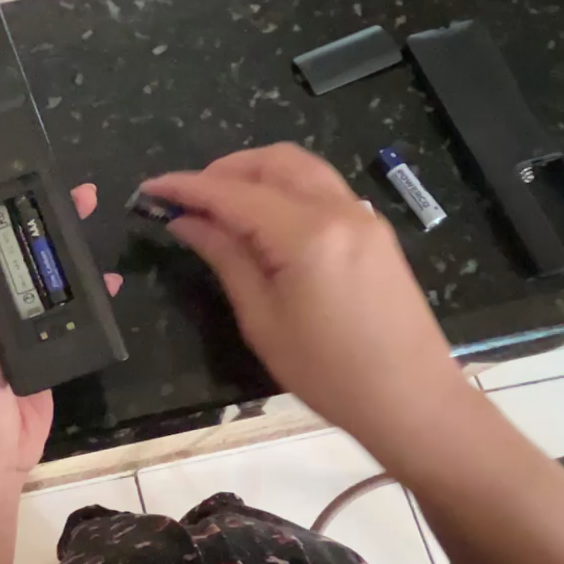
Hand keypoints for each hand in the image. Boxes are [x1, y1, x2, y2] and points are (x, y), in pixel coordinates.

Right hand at [139, 143, 475, 446]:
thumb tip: (186, 222)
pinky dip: (283, 188)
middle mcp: (339, 210)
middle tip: (186, 200)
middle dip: (222, 170)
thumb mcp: (262, 319)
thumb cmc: (329, 373)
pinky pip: (321, 188)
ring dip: (254, 174)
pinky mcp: (373, 231)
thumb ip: (225, 257)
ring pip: (300, 168)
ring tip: (218, 206)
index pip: (233, 193)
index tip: (150, 188)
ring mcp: (363, 217)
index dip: (186, 187)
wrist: (413, 401)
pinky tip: (261, 220)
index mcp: (307, 234)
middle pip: (272, 162)